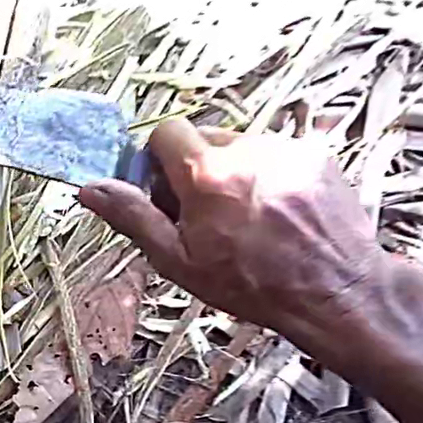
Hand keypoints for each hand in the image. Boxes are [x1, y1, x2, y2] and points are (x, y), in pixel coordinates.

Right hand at [80, 119, 389, 348]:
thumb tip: (90, 189)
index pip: (166, 132)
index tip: (161, 194)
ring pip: (237, 146)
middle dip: (190, 170)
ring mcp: (288, 150)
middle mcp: (249, 149)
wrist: (333, 289)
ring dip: (226, 174)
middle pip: (201, 139)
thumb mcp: (174, 257)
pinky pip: (272, 153)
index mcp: (207, 173)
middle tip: (197, 216)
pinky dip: (261, 176)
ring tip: (238, 220)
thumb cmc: (246, 282)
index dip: (155, 161)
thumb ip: (131, 215)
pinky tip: (269, 215)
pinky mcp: (317, 156)